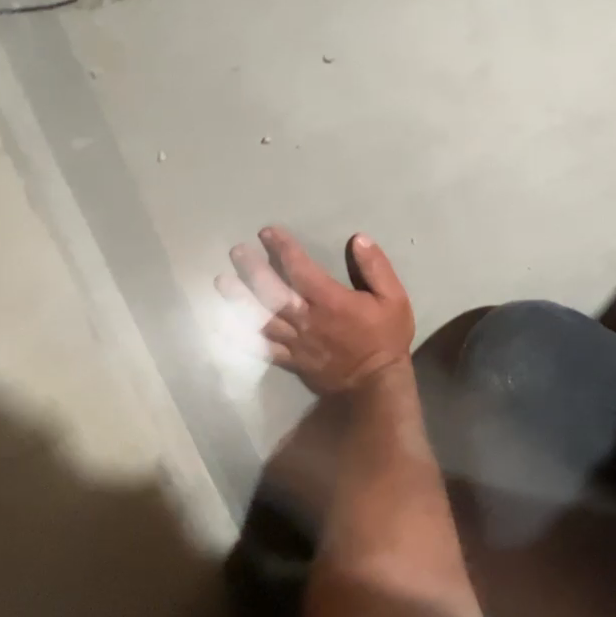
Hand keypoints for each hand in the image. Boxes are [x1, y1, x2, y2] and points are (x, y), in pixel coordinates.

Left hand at [218, 227, 414, 395]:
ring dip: (239, 299)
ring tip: (221, 281)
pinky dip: (239, 338)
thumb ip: (376, 267)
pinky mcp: (290, 360)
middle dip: (252, 269)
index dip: (283, 249)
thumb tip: (358, 239)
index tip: (268, 233)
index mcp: (330, 301)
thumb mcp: (394, 298)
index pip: (300, 269)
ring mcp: (295, 342)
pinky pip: (260, 348)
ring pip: (261, 318)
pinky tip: (222, 327)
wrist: (376, 383)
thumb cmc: (385, 337)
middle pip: (272, 292)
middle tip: (237, 251)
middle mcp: (307, 319)